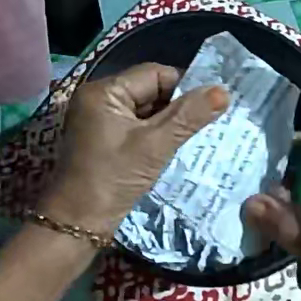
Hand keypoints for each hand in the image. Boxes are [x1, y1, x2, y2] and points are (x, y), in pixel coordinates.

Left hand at [44, 63, 227, 236]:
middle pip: (149, 90)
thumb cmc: (113, 179)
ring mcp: (97, 119)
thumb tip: (224, 91)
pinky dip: (152, 134)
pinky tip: (168, 148)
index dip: (182, 88)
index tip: (205, 110)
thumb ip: (189, 115)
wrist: (76, 226)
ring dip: (166, 122)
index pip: (154, 74)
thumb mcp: (156, 145)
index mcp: (104, 91)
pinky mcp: (100, 138)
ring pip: (144, 109)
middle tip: (200, 126)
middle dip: (175, 107)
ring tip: (187, 138)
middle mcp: (96, 97)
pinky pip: (134, 125)